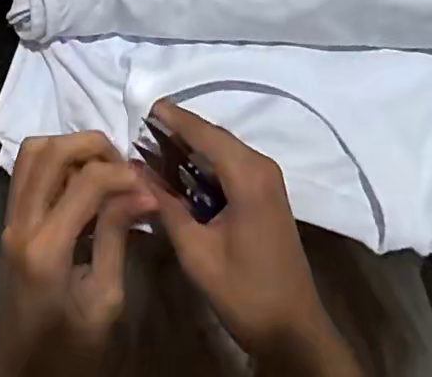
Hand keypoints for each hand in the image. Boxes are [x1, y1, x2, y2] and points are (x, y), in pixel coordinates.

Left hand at [0, 132, 155, 376]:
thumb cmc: (69, 351)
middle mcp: (20, 224)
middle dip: (94, 146)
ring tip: (103, 170)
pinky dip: (57, 160)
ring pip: (33, 152)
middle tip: (123, 168)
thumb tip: (143, 189)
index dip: (123, 174)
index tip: (149, 187)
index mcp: (45, 249)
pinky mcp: (11, 222)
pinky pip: (28, 170)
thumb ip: (116, 236)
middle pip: (51, 150)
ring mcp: (10, 221)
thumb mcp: (105, 300)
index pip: (86, 181)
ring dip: (71, 148)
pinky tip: (83, 183)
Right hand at [142, 100, 360, 376]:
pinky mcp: (266, 191)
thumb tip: (138, 173)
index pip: (206, 134)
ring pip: (224, 148)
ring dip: (193, 145)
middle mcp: (261, 166)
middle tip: (144, 129)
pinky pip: (232, 163)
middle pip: (216, 136)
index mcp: (248, 175)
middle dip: (181, 130)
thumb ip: (167, 208)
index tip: (147, 105)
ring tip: (156, 144)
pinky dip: (206, 161)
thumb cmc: (244, 291)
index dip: (176, 118)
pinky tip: (182, 168)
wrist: (293, 327)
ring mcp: (267, 178)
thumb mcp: (197, 253)